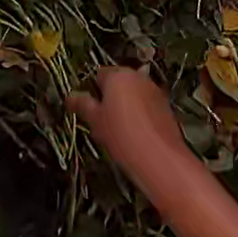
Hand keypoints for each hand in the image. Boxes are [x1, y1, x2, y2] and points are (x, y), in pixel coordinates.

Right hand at [69, 67, 188, 181]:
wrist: (161, 161)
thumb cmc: (122, 136)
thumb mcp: (95, 121)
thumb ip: (82, 104)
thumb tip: (70, 97)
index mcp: (118, 74)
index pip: (98, 75)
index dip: (92, 92)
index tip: (89, 111)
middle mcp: (138, 77)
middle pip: (117, 84)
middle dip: (110, 99)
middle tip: (102, 122)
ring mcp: (155, 92)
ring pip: (133, 95)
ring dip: (126, 107)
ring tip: (120, 132)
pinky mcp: (168, 109)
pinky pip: (147, 107)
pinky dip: (141, 116)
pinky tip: (137, 137)